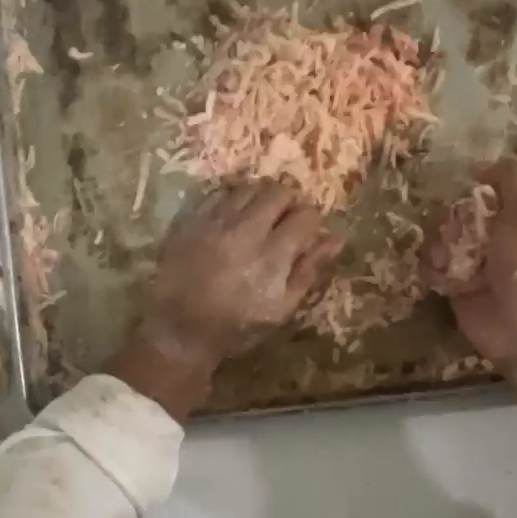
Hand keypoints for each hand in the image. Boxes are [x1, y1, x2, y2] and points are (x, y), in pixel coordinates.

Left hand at [140, 182, 338, 365]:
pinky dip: (232, 201)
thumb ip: (309, 271)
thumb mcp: (281, 308)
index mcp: (273, 254)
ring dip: (260, 198)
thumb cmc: (237, 326)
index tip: (305, 234)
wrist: (181, 329)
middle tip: (284, 221)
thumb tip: (335, 240)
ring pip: (248, 188)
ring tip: (258, 217)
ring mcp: (216, 222)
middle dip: (288, 203)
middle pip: (278, 192)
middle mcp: (246, 229)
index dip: (311, 222)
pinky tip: (232, 219)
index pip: (306, 216)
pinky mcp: (192, 221)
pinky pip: (218, 194)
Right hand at [442, 157, 516, 369]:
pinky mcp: (461, 287)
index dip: (485, 186)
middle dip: (456, 218)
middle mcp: (508, 236)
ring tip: (446, 257)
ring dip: (440, 243)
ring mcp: (482, 263)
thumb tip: (484, 166)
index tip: (472, 187)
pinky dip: (434, 269)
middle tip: (458, 231)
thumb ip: (510, 177)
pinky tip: (442, 276)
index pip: (503, 188)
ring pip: (446, 238)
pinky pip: (436, 267)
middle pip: (467, 212)